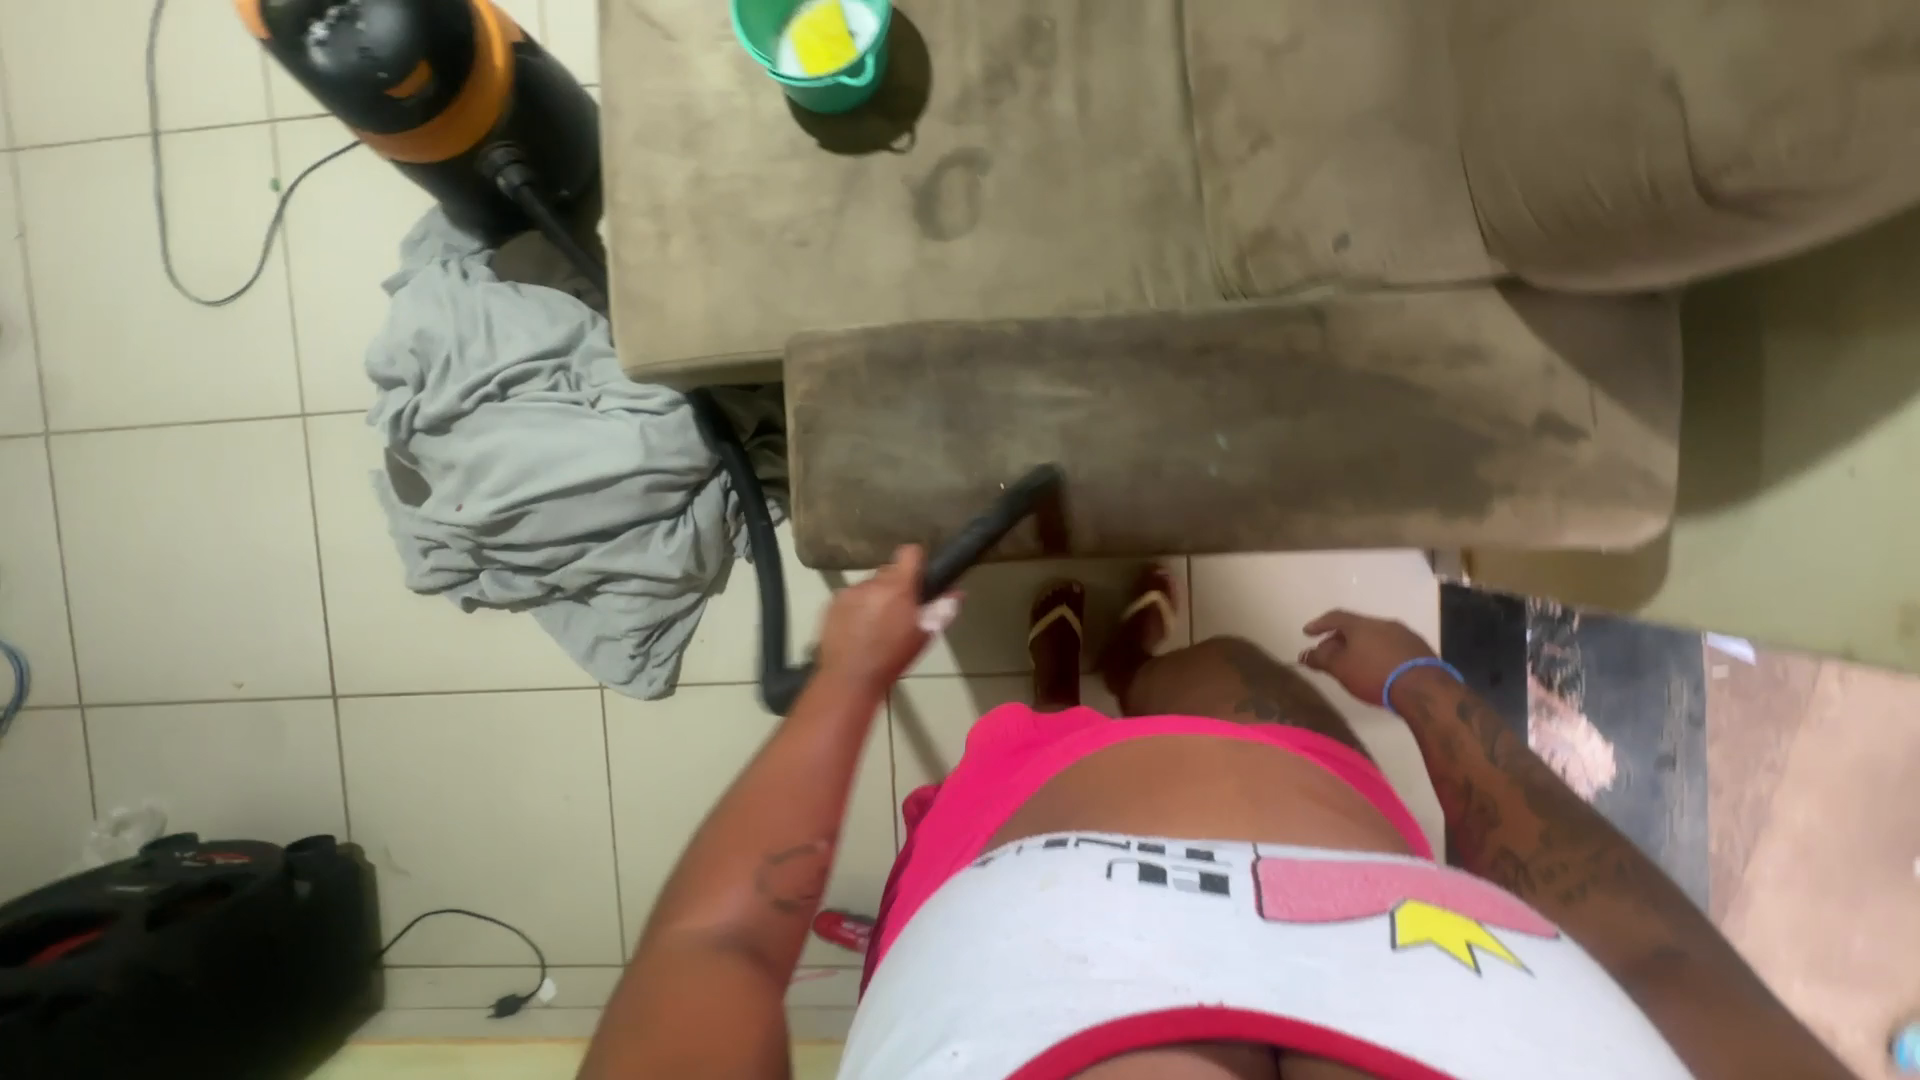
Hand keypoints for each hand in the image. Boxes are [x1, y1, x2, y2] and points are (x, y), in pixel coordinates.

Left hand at [816, 546, 935, 692]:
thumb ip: (942, 610)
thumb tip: (956, 592)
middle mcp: (871, 583)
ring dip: (876, 597)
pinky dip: (857, 607)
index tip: (920, 578)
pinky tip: (858, 630)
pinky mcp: (831, 604)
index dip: (917, 561)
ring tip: (877, 624)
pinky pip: (850, 597)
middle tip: (900, 610)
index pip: (909, 552)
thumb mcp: (924, 636)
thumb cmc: (892, 658)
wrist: (849, 679)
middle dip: (896, 585)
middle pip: (888, 571)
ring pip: (869, 585)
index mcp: (897, 586)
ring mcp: (848, 592)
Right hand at [1298, 609, 1438, 707]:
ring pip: (1376, 636)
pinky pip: (1392, 646)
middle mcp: (1383, 623)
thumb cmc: (1374, 674)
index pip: (1335, 617)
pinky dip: (1380, 653)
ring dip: (1362, 646)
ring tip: (1355, 663)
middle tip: (1331, 653)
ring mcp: (1405, 635)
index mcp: (1361, 624)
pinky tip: (1379, 668)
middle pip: (1356, 627)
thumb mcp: (1339, 668)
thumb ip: (1319, 659)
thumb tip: (1303, 654)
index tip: (1308, 633)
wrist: (1423, 688)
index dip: (1319, 624)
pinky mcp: (1421, 649)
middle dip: (1340, 639)